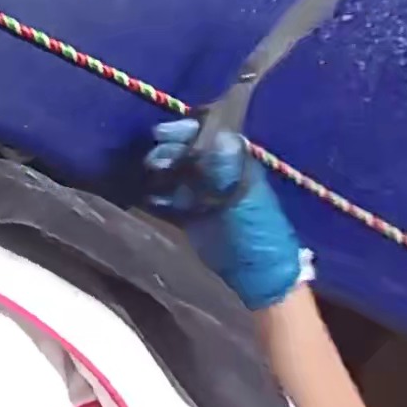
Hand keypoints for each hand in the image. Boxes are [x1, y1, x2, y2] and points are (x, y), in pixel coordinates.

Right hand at [145, 120, 302, 309]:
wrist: (256, 274)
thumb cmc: (257, 232)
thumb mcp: (244, 199)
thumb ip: (226, 169)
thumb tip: (216, 133)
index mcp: (235, 166)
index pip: (208, 137)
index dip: (186, 131)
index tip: (163, 133)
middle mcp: (216, 176)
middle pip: (186, 153)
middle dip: (168, 151)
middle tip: (152, 159)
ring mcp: (201, 195)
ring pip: (175, 173)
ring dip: (160, 171)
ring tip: (150, 174)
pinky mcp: (189, 214)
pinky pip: (168, 198)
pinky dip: (156, 196)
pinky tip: (149, 197)